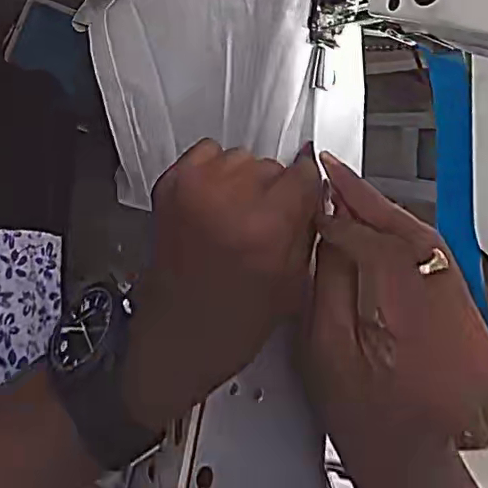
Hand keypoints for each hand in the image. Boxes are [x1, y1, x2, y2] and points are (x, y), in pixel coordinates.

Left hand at [121, 139, 322, 430]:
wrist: (176, 335)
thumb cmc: (230, 322)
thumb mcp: (292, 282)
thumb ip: (308, 227)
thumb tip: (315, 189)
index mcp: (267, 227)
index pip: (304, 173)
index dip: (306, 188)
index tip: (303, 194)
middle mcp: (231, 200)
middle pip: (272, 165)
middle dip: (274, 191)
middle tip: (262, 222)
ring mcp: (197, 188)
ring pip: (242, 156)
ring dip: (243, 180)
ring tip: (234, 215)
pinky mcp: (172, 183)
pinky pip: (208, 152)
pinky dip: (214, 171)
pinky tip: (214, 202)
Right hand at [300, 152, 487, 483]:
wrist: (411, 467)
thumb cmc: (367, 426)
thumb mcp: (325, 353)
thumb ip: (329, 282)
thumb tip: (330, 229)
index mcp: (415, 335)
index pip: (381, 250)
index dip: (346, 219)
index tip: (322, 202)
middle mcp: (455, 325)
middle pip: (413, 235)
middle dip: (369, 199)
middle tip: (337, 173)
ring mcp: (471, 323)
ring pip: (429, 242)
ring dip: (387, 212)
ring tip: (352, 193)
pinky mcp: (474, 321)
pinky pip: (438, 260)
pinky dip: (406, 237)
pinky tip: (380, 226)